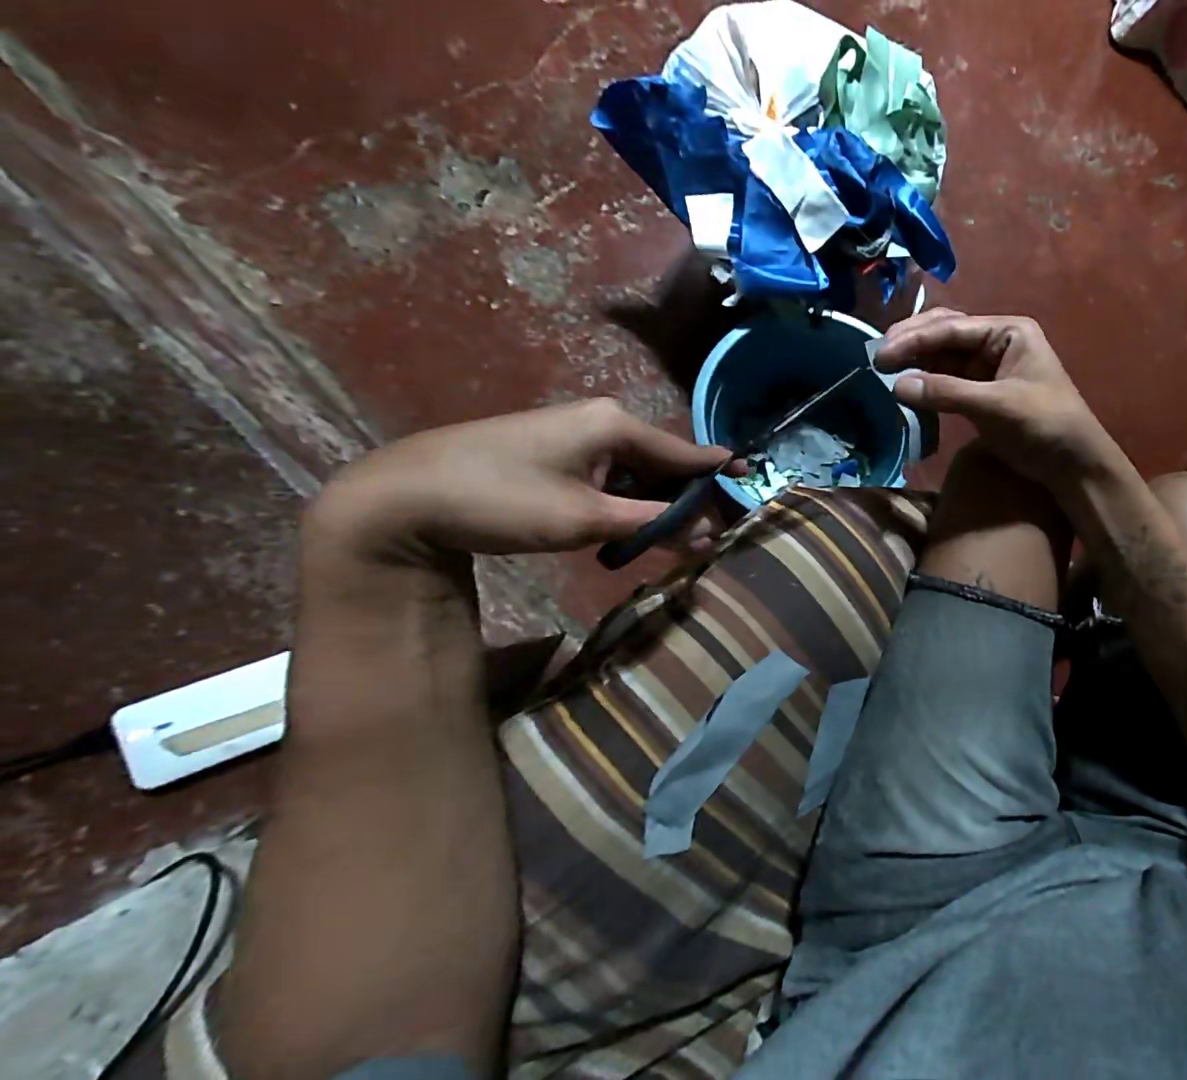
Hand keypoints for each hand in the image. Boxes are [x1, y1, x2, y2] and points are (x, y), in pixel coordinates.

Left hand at [306, 398, 734, 565]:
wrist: (402, 496)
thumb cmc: (503, 500)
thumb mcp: (587, 519)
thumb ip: (653, 524)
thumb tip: (707, 534)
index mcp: (616, 424)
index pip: (687, 452)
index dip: (721, 473)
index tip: (753, 484)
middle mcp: (602, 421)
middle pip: (663, 462)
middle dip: (686, 499)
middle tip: (709, 536)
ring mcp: (576, 436)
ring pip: (635, 472)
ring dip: (653, 505)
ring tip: (674, 541)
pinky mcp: (555, 454)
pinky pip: (608, 476)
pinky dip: (624, 502)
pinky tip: (628, 528)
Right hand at [875, 309, 1112, 487]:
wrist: (1073, 464)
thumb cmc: (1045, 425)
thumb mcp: (997, 406)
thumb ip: (947, 393)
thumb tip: (897, 386)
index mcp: (1008, 331)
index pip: (951, 327)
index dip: (914, 339)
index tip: (881, 355)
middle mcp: (997, 343)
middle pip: (944, 334)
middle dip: (912, 343)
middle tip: (877, 358)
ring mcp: (989, 368)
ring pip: (943, 357)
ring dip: (915, 362)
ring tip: (883, 369)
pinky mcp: (982, 394)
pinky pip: (947, 381)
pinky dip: (926, 383)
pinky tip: (905, 387)